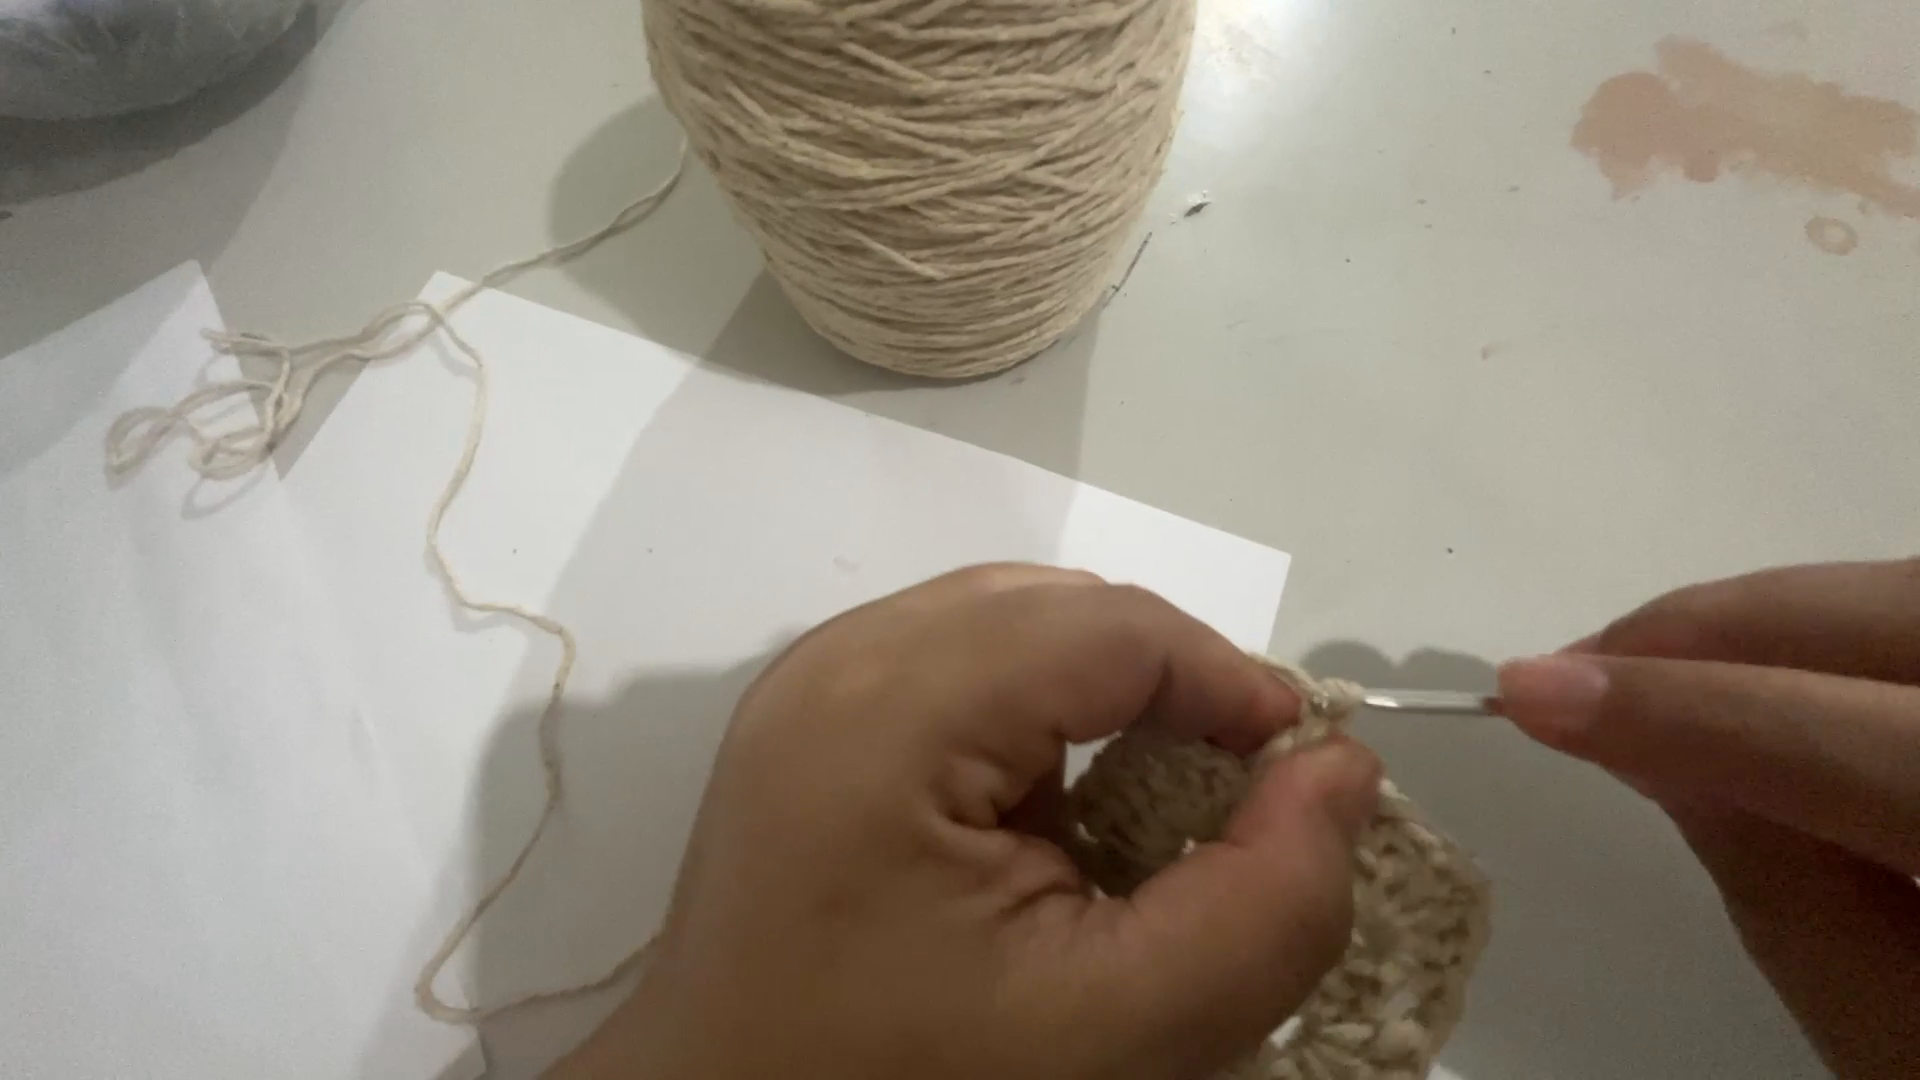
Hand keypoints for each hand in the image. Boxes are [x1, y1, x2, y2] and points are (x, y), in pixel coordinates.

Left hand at [552, 565, 1380, 1079]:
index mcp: (891, 711)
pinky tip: (1045, 786)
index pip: (1106, 627)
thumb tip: (1333, 769)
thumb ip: (1262, 905)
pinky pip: (956, 653)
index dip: (1225, 679)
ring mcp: (816, 671)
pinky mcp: (814, 700)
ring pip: (1009, 618)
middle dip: (1163, 676)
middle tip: (1225, 779)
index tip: (1295, 763)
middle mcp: (842, 657)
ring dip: (1098, 682)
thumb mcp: (1117, 1036)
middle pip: (1055, 606)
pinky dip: (1030, 697)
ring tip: (1141, 784)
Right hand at [1498, 559, 1919, 1077]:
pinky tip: (1745, 673)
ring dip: (1745, 621)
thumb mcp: (1893, 1032)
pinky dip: (1807, 627)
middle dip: (1695, 630)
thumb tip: (1628, 743)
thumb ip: (1771, 882)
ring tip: (1644, 671)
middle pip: (1867, 619)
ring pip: (1885, 591)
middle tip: (1571, 673)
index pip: (1835, 744)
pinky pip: (1901, 608)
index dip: (1669, 709)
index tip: (1519, 693)